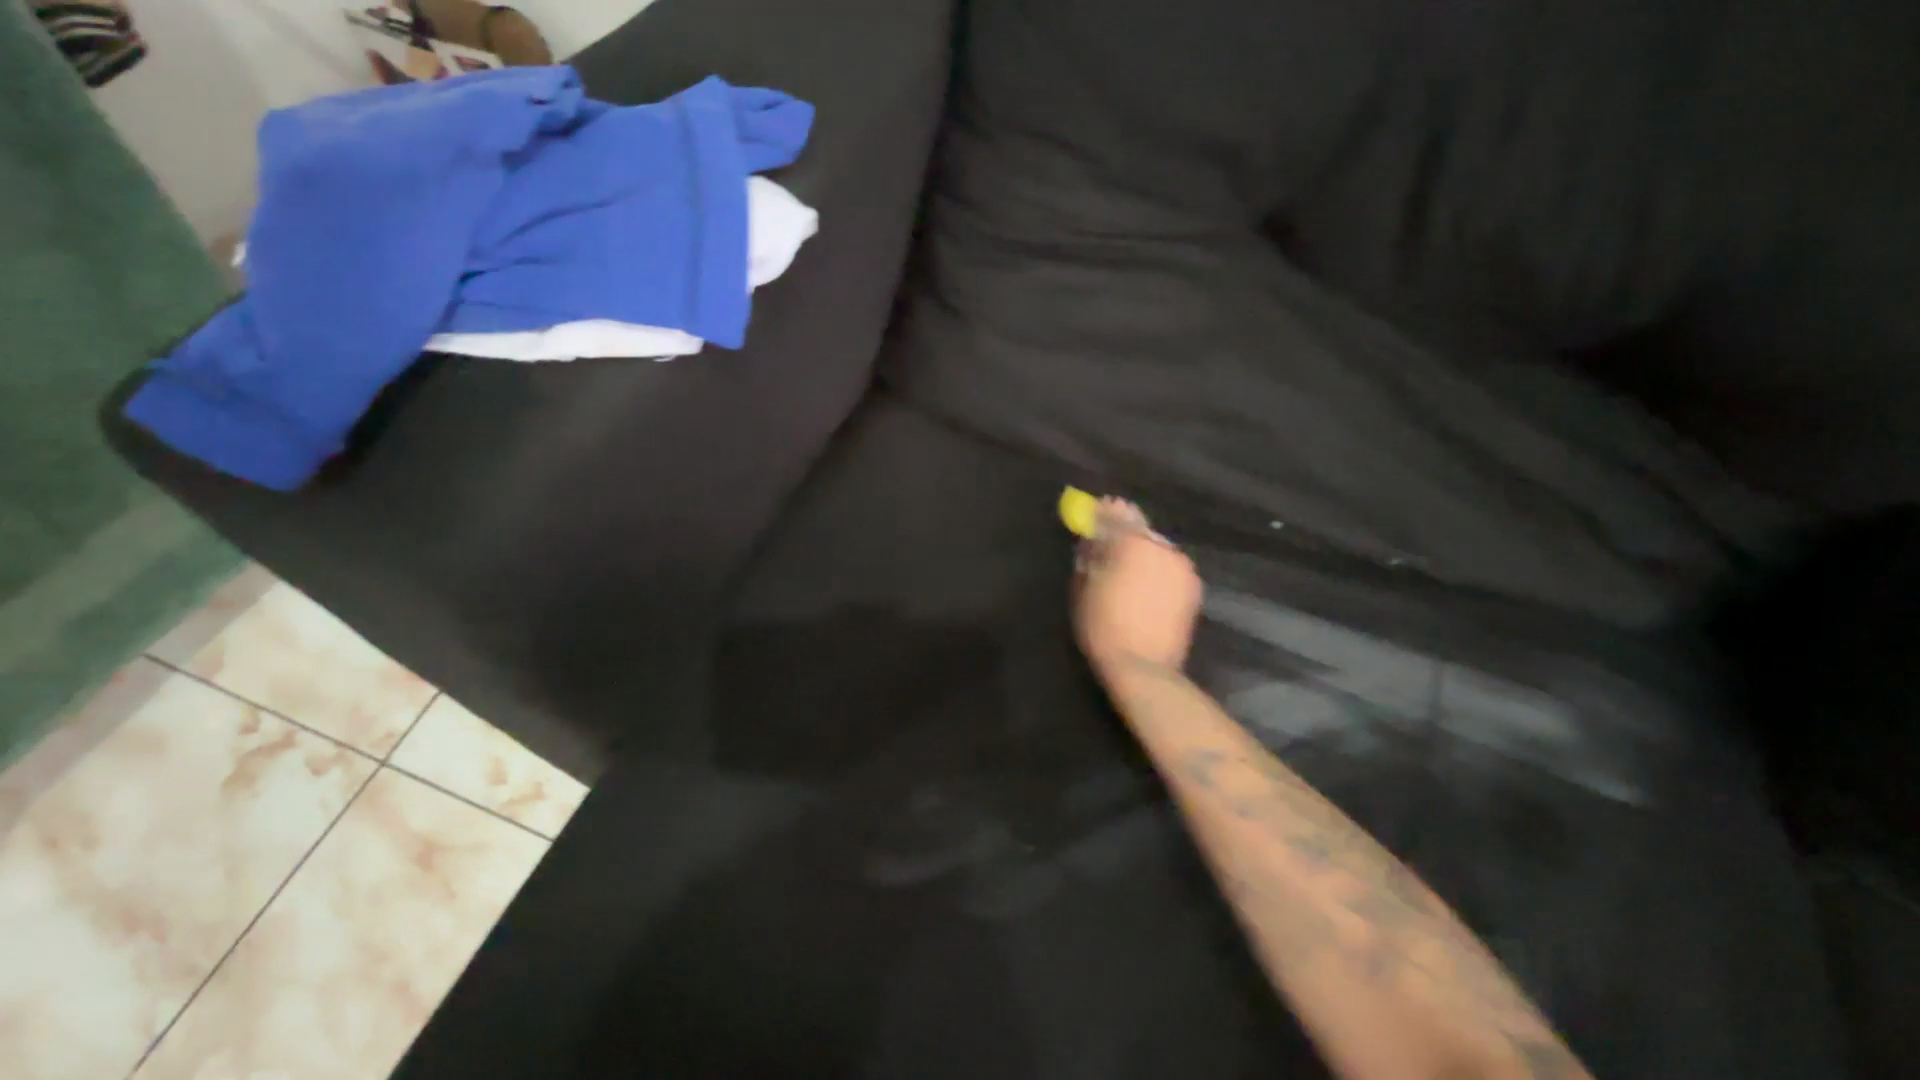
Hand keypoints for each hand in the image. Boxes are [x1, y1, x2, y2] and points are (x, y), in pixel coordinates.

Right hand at [1073, 498, 1203, 676]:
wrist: (1144, 667)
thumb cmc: (1103, 626)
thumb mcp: (1084, 587)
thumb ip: (1090, 554)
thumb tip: (1093, 537)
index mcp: (1133, 543)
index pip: (1116, 514)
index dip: (1103, 512)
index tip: (1094, 510)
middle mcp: (1162, 547)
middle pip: (1141, 529)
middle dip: (1125, 530)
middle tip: (1110, 539)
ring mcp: (1182, 567)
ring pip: (1158, 548)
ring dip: (1143, 550)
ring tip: (1128, 567)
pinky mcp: (1194, 587)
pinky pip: (1170, 567)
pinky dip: (1158, 568)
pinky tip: (1146, 584)